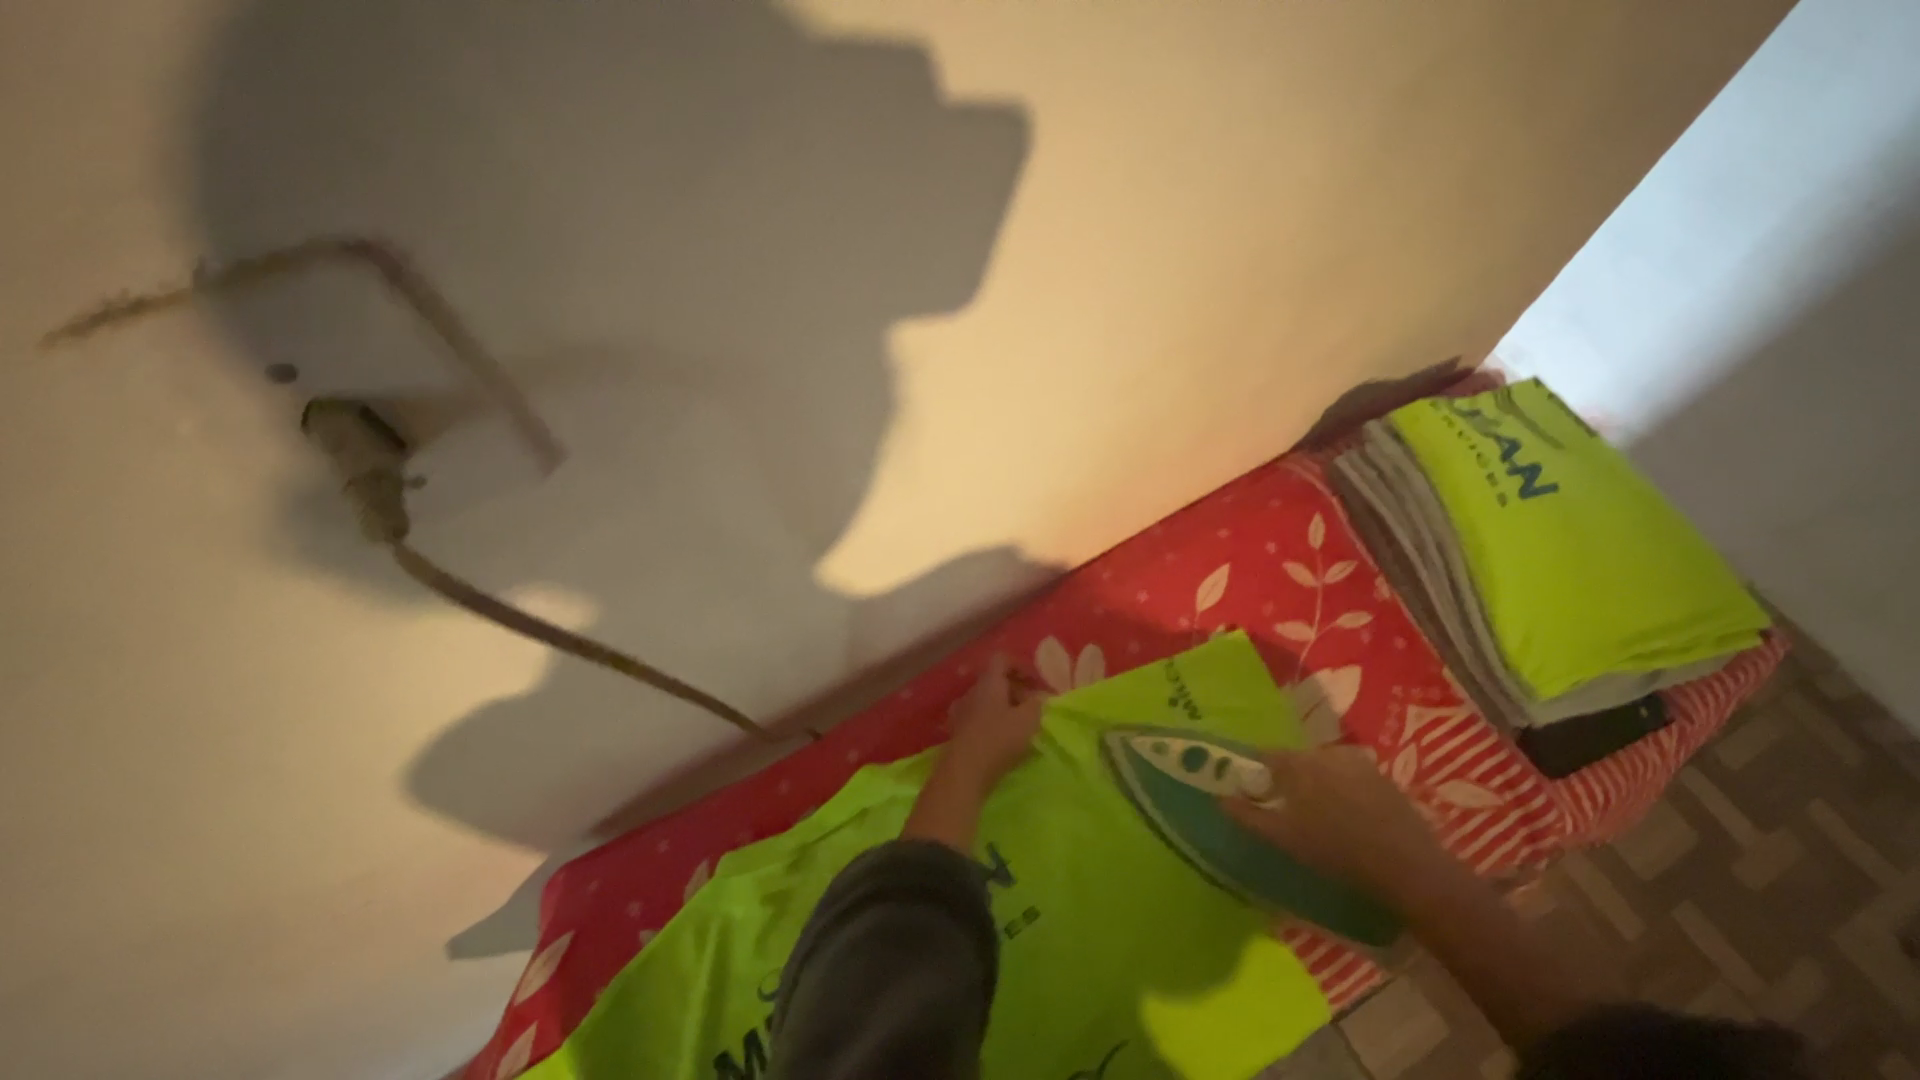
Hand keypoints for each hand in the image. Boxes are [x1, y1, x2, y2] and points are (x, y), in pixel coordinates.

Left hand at [939, 654, 1046, 790]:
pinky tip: (1005, 741)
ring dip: (1006, 709)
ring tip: (1022, 727)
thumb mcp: (1029, 719)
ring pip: (988, 701)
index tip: (1038, 684)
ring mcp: (961, 712)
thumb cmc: (999, 739)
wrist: (964, 773)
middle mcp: (971, 692)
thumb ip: (1038, 703)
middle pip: (996, 681)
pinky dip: (994, 723)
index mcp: (988, 682)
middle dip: (1018, 691)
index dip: (1022, 666)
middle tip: (1035, 709)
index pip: (1003, 659)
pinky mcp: (958, 733)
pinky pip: (980, 719)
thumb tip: (1039, 696)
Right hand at [1220, 745, 1458, 904]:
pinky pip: (1348, 776)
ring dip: (1315, 785)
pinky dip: (1341, 790)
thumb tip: (1219, 797)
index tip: (1251, 794)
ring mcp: (1357, 761)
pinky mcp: (1382, 776)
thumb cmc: (1335, 851)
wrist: (1407, 866)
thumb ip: (1247, 815)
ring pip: (1322, 767)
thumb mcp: (1283, 838)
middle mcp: (1325, 752)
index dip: (1253, 773)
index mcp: (1297, 762)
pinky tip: (1348, 818)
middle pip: (1293, 760)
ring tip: (1319, 818)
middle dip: (1285, 780)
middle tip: (1285, 812)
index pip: (1263, 755)